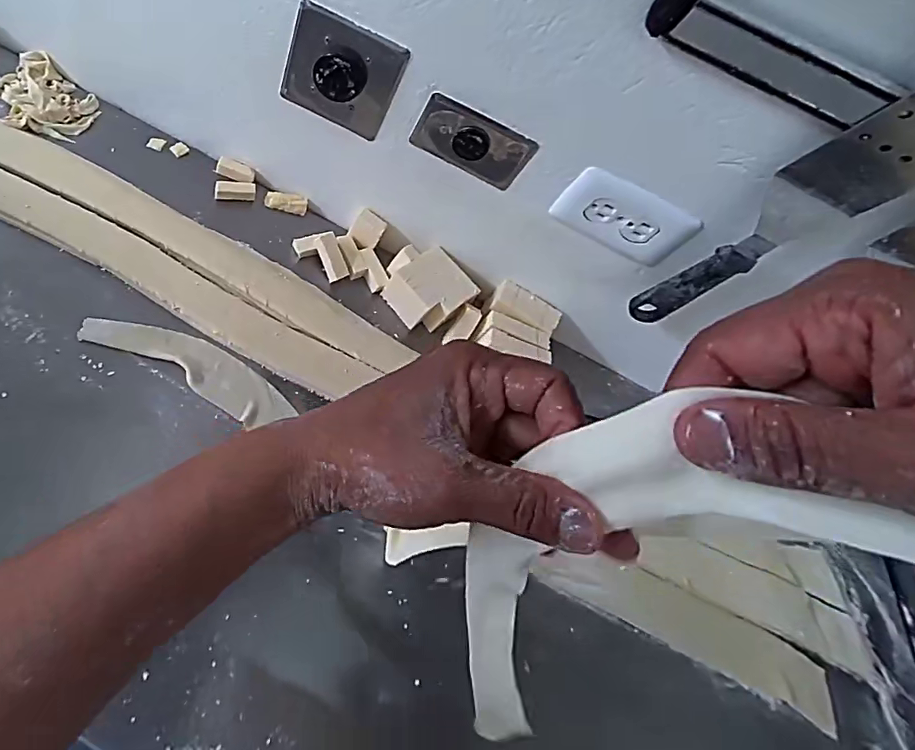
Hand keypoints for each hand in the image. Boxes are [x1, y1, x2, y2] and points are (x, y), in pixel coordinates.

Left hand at [285, 341, 635, 556]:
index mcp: (478, 371)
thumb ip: (522, 504)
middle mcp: (479, 390)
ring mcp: (469, 422)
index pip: (549, 389)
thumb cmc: (374, 460)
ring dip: (547, 495)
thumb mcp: (453, 482)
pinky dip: (522, 501)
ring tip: (578, 543)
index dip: (572, 431)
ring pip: (527, 454)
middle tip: (601, 529)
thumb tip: (590, 527)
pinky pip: (505, 471)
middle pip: (543, 425)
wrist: (313, 474)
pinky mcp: (460, 450)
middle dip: (567, 475)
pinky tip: (540, 538)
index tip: (585, 482)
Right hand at [665, 259, 914, 596]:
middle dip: (755, 448)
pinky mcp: (911, 381)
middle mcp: (856, 314)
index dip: (686, 411)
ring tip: (855, 519)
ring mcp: (886, 347)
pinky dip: (847, 470)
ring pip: (799, 408)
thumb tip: (688, 434)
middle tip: (770, 519)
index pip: (722, 349)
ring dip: (808, 467)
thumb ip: (801, 450)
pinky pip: (843, 422)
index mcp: (850, 306)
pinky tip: (887, 507)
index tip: (670, 480)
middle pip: (756, 379)